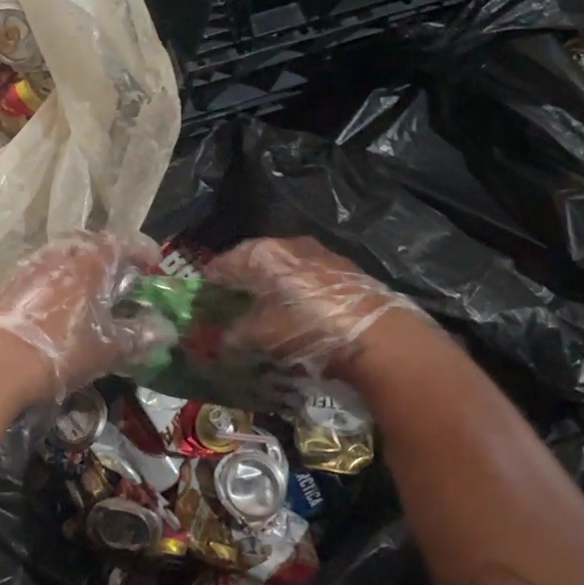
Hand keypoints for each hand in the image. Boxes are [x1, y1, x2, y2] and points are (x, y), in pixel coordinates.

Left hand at [0, 232, 172, 397]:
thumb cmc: (60, 349)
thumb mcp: (107, 348)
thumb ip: (137, 336)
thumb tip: (165, 331)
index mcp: (89, 262)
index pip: (121, 243)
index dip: (140, 252)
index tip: (152, 266)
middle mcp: (59, 255)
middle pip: (88, 245)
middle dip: (107, 259)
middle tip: (120, 281)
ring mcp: (29, 268)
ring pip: (62, 260)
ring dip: (79, 273)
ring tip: (91, 298)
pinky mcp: (7, 287)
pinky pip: (41, 277)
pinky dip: (56, 286)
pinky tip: (58, 312)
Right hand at [205, 236, 428, 374]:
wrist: (379, 337)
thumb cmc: (308, 330)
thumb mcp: (263, 337)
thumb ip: (235, 335)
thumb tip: (219, 340)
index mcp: (263, 253)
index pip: (224, 262)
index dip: (211, 283)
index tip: (204, 300)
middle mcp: (289, 244)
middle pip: (255, 261)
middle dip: (242, 282)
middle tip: (232, 305)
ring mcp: (320, 254)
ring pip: (284, 267)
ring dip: (271, 286)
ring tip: (265, 311)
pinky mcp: (345, 269)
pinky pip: (308, 277)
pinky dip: (296, 291)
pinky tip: (298, 313)